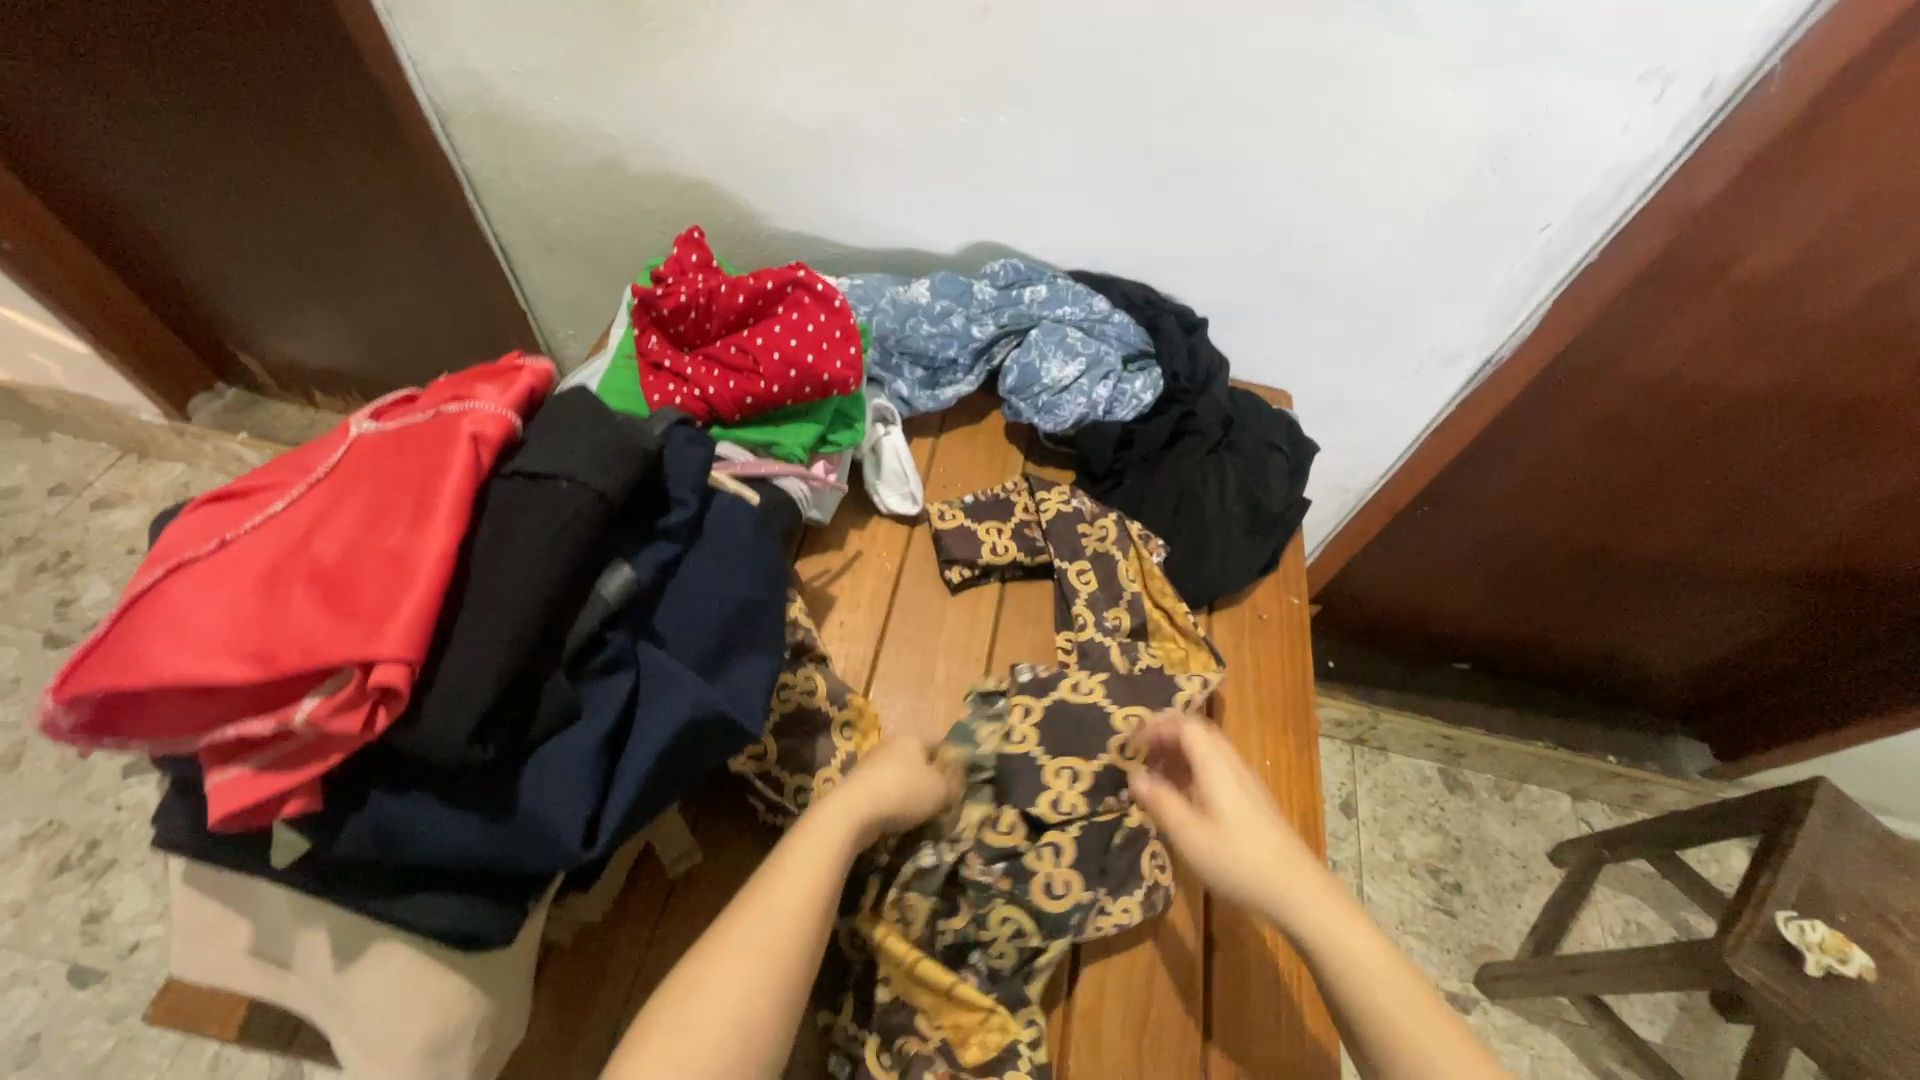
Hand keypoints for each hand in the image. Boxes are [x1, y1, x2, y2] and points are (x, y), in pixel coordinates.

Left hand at [822, 732, 966, 845]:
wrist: (851, 812)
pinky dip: (890, 801)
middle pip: (917, 760)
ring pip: (898, 776)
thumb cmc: (903, 793)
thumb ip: (955, 778)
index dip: (950, 765)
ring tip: (916, 815)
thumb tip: (960, 767)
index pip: (939, 745)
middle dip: (927, 779)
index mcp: (913, 737)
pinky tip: (893, 818)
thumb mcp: (941, 789)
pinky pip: (882, 790)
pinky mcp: (856, 783)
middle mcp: (890, 744)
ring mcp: (870, 762)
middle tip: (938, 803)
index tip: (955, 786)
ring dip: (907, 792)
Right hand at [1128, 710, 1323, 924]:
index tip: (1131, 742)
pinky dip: (1192, 771)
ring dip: (1178, 755)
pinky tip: (1182, 798)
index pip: (1186, 725)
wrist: (1295, 889)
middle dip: (1165, 737)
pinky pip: (1216, 769)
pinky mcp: (1251, 799)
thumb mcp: (1188, 834)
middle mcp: (1232, 765)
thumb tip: (1134, 775)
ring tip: (1154, 777)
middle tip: (1139, 756)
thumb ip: (1159, 800)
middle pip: (1198, 733)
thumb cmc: (1236, 860)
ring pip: (1207, 752)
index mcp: (1216, 766)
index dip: (1156, 726)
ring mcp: (1245, 782)